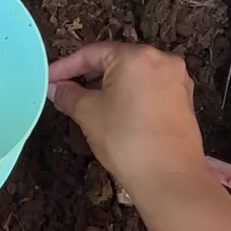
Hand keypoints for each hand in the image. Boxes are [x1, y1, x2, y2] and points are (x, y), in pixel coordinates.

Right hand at [46, 43, 206, 190]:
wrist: (168, 176)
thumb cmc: (125, 138)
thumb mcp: (87, 113)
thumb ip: (67, 94)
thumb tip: (55, 88)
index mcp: (137, 57)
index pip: (92, 53)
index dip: (65, 67)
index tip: (47, 79)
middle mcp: (162, 61)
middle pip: (114, 61)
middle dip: (86, 75)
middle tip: (63, 90)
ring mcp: (176, 80)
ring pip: (132, 75)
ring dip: (106, 86)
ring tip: (84, 102)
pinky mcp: (182, 99)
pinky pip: (147, 88)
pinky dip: (126, 95)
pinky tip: (111, 111)